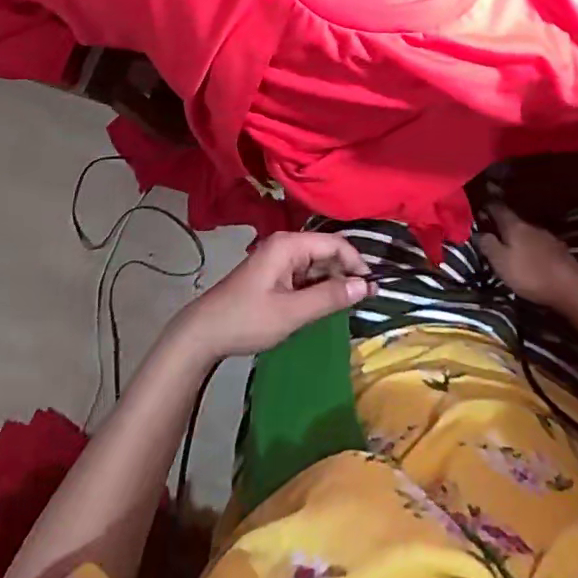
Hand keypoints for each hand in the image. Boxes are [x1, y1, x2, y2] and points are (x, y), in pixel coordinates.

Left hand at [173, 232, 371, 359]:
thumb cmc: (247, 319)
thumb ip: (329, 297)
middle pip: (327, 252)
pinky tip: (326, 305)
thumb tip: (365, 285)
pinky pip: (305, 275)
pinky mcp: (274, 275)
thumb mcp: (292, 312)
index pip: (335, 244)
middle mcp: (285, 245)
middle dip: (347, 273)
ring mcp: (279, 260)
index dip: (357, 263)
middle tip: (365, 300)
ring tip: (349, 305)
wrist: (204, 333)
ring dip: (333, 282)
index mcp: (288, 245)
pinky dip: (318, 288)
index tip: (373, 289)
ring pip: (317, 265)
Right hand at [478, 203, 577, 309]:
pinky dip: (530, 248)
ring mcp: (548, 238)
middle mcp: (532, 227)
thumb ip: (488, 245)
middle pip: (513, 221)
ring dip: (516, 238)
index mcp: (515, 226)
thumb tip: (478, 232)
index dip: (487, 205)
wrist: (572, 289)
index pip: (498, 208)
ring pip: (527, 233)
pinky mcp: (559, 252)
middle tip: (489, 230)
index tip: (478, 205)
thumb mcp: (501, 262)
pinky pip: (538, 245)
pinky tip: (528, 258)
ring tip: (508, 246)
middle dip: (501, 224)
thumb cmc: (531, 274)